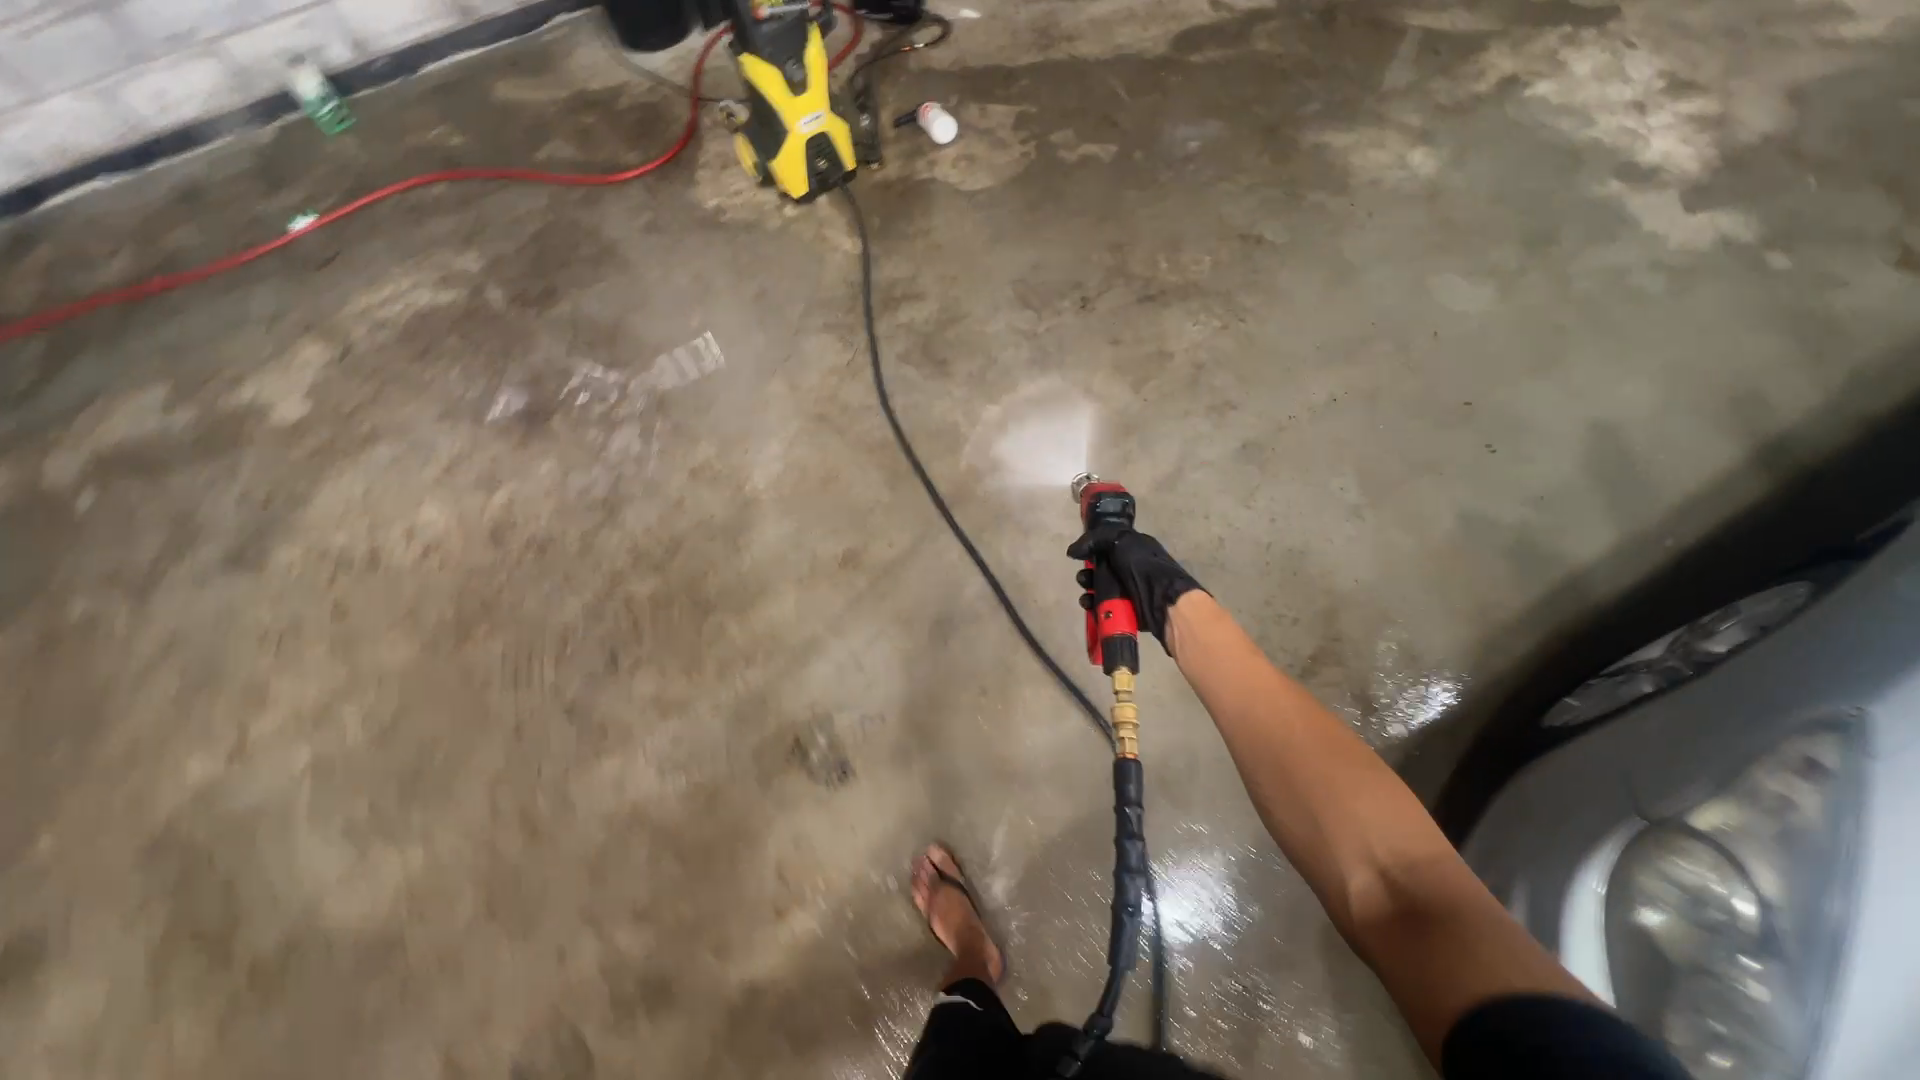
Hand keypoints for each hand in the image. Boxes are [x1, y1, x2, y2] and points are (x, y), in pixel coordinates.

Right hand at [1068, 524, 1205, 654]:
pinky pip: (1104, 607)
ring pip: (1100, 589)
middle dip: (1088, 573)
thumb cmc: (1143, 566)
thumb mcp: (1121, 540)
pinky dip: (1094, 606)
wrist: (1162, 600)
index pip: (1107, 548)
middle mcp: (1131, 569)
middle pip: (1101, 570)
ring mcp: (1129, 591)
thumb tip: (1073, 551)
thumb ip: (1096, 539)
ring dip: (1088, 590)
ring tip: (1086, 593)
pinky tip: (1090, 605)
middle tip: (1084, 577)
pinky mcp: (1126, 610)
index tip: (1082, 556)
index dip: (1093, 551)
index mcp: (1133, 550)